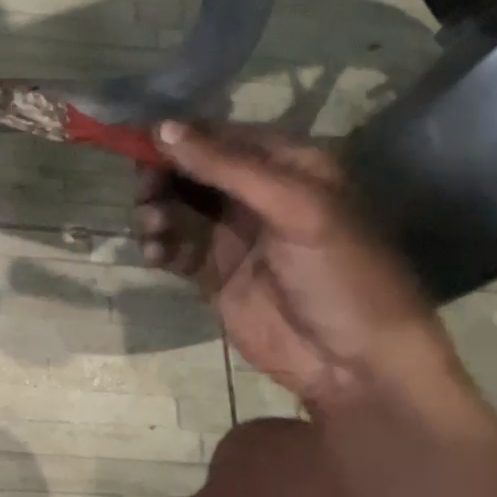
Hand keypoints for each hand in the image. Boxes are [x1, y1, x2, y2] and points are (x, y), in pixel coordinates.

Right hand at [136, 122, 455, 411]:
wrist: (358, 369)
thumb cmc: (342, 275)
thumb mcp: (296, 209)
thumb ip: (227, 167)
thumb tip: (161, 127)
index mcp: (286, 167)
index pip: (218, 135)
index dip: (177, 137)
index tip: (137, 144)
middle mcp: (255, 193)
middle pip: (188, 168)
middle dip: (160, 176)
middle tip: (145, 193)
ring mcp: (232, 233)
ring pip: (173, 204)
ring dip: (154, 210)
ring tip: (153, 228)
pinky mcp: (212, 271)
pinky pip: (171, 244)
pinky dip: (156, 244)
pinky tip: (155, 255)